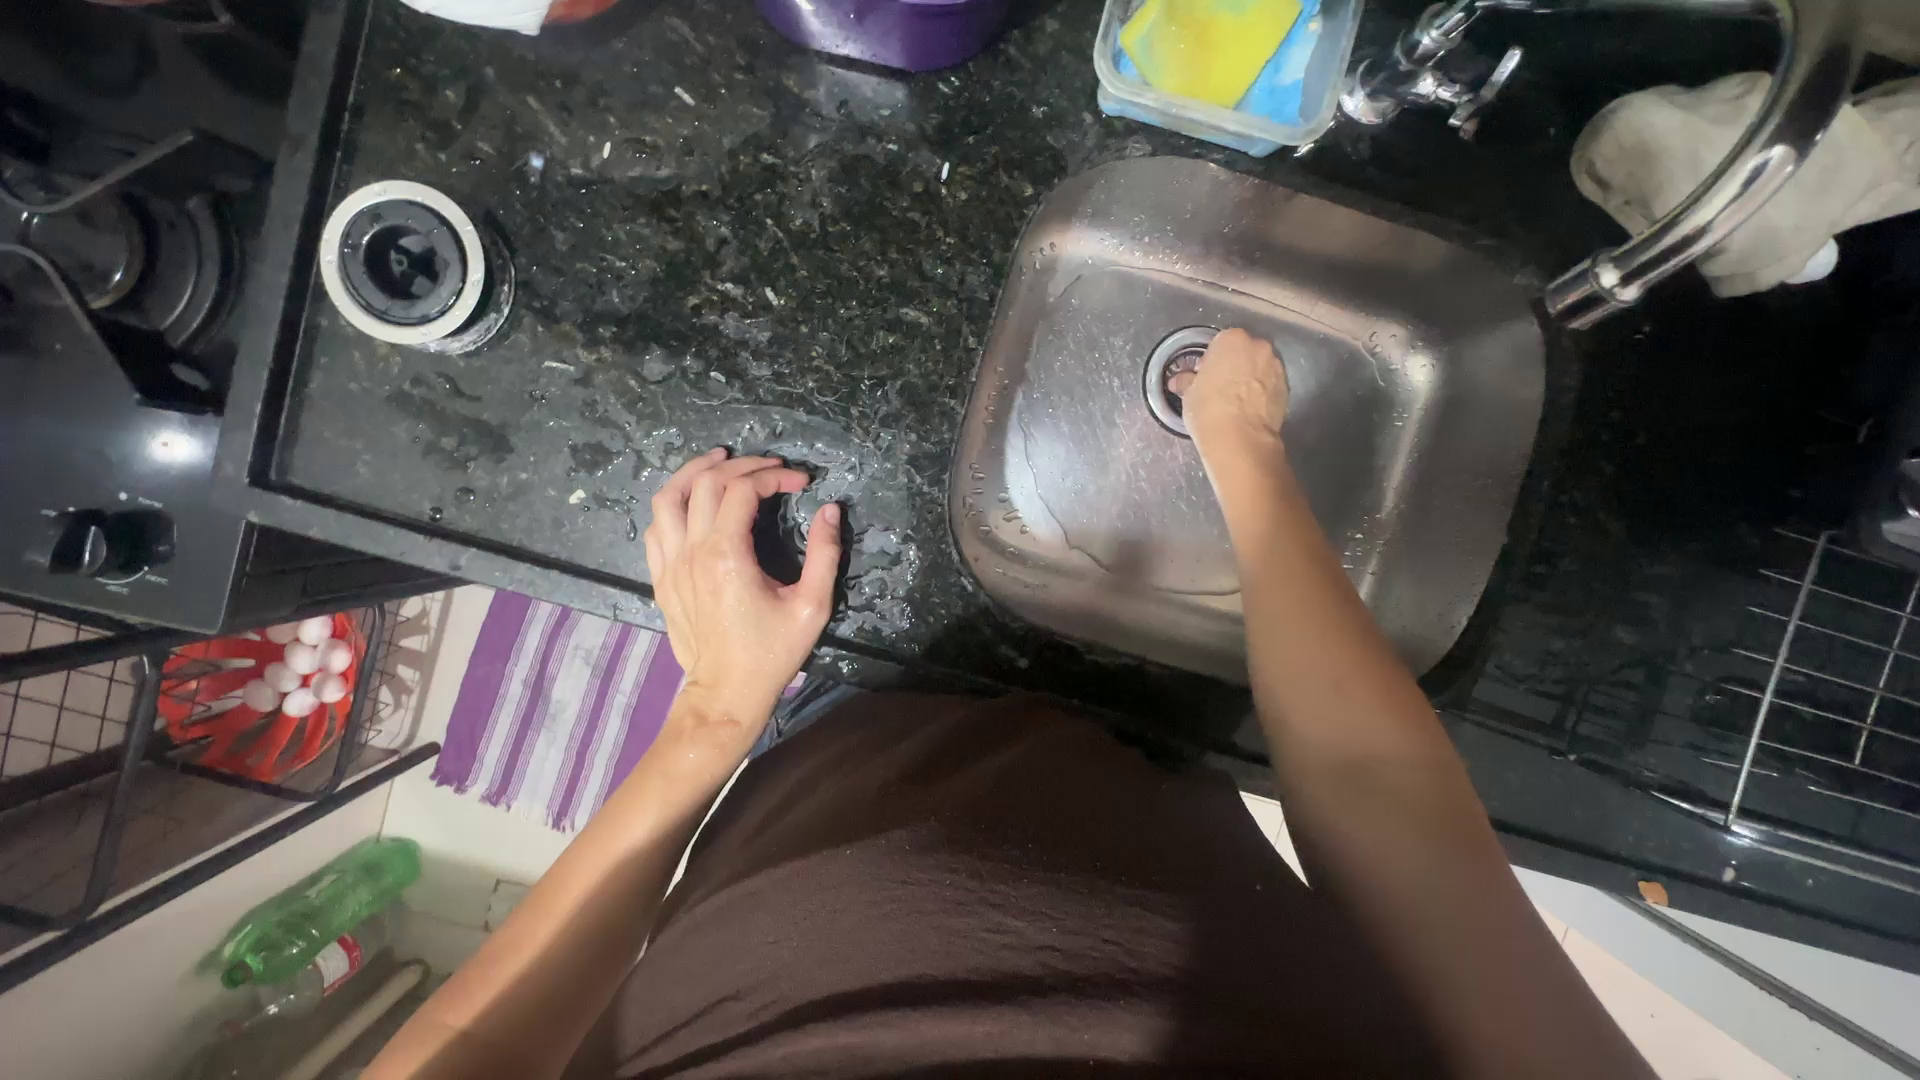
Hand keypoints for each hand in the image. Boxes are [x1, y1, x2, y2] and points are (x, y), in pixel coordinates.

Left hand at [643, 449, 842, 754]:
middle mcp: (692, 552)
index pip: (744, 490)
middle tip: (771, 466)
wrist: (727, 693)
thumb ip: (824, 554)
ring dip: (695, 472)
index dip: (774, 476)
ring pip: (668, 498)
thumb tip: (830, 510)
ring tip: (721, 460)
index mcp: (727, 556)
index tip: (801, 482)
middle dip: (742, 466)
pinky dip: (674, 505)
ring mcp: (670, 565)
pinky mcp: (661, 579)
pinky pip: (656, 528)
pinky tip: (695, 503)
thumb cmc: (773, 652)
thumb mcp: (812, 605)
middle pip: (706, 483)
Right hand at [1169, 328, 1290, 463]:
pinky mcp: (1285, 389)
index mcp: (1232, 340)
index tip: (1204, 376)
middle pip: (1243, 352)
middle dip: (1232, 365)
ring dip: (1248, 378)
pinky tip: (1248, 410)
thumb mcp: (1189, 393)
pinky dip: (1260, 393)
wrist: (1240, 439)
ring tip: (1235, 401)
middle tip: (1219, 387)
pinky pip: (1269, 385)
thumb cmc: (1209, 409)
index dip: (1210, 360)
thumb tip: (1180, 380)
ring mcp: (1276, 367)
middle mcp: (1258, 347)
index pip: (1219, 343)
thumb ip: (1187, 381)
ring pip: (1259, 368)